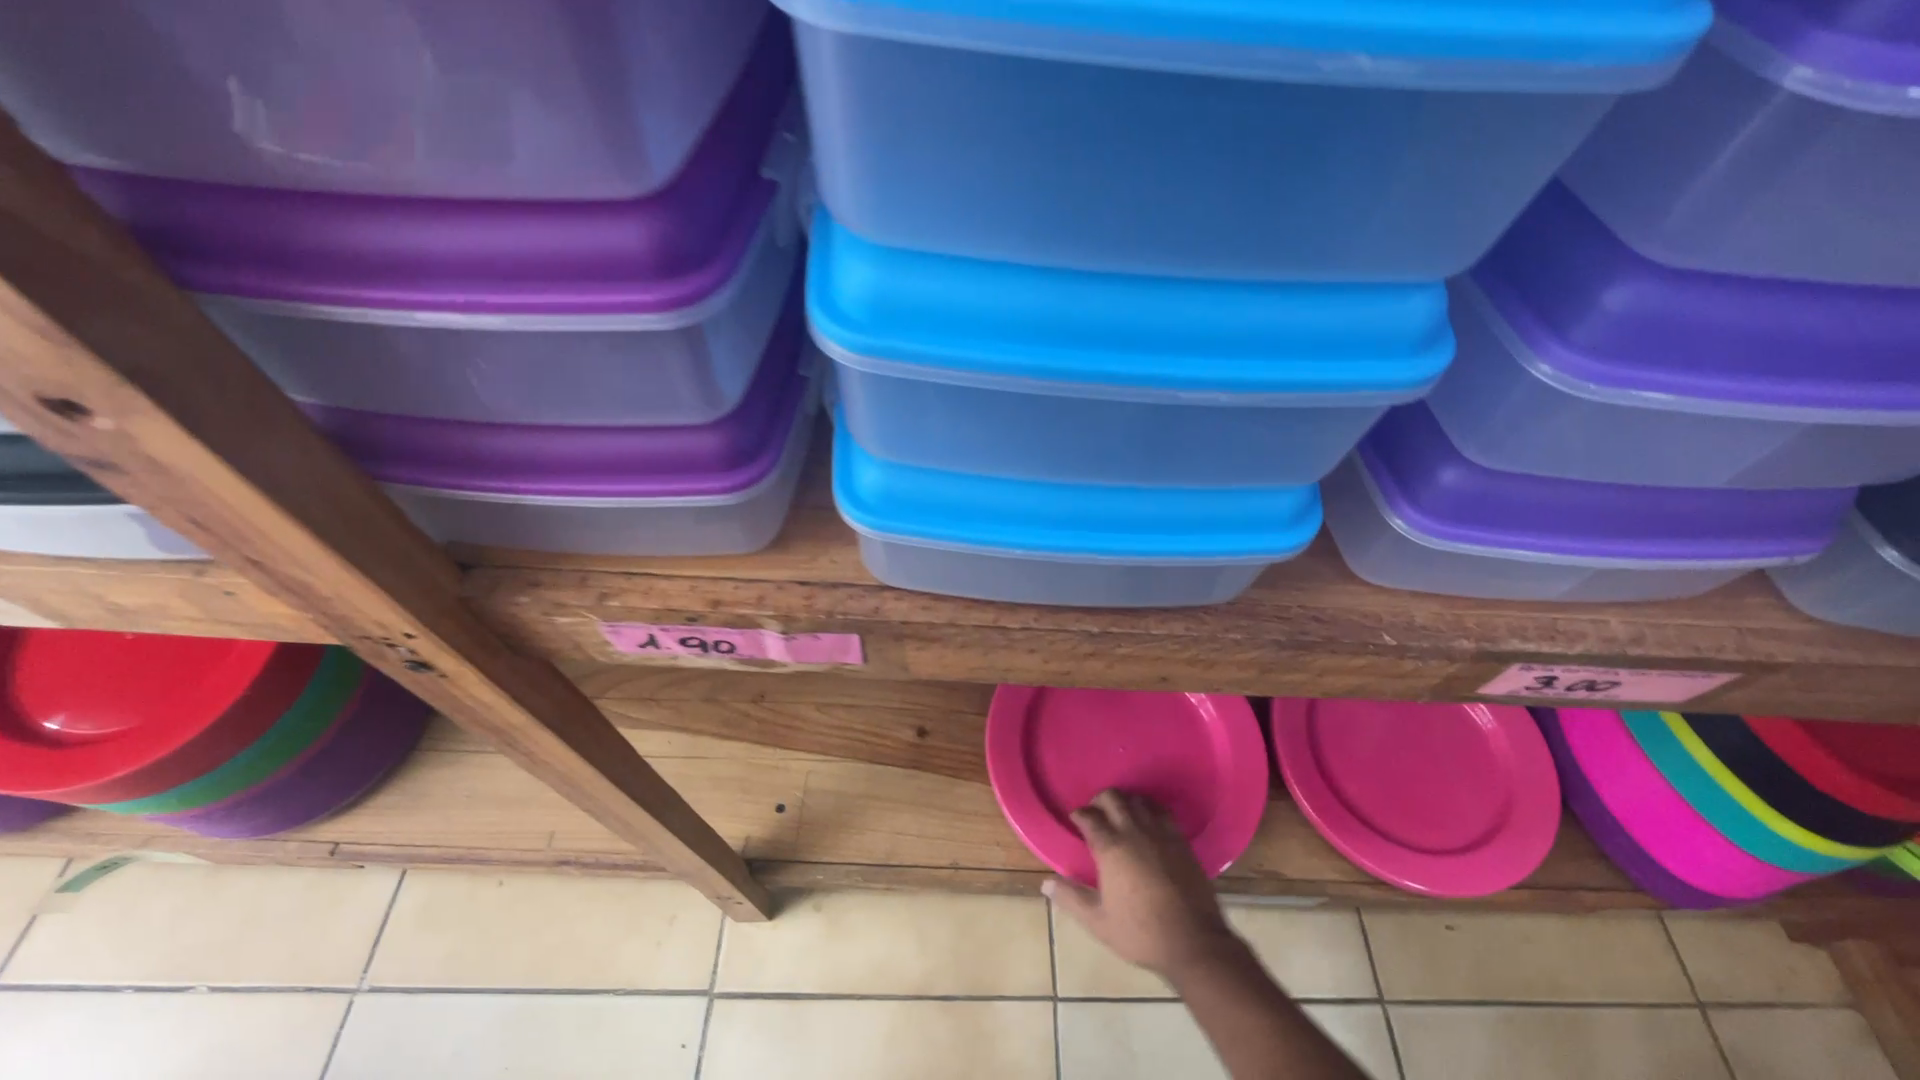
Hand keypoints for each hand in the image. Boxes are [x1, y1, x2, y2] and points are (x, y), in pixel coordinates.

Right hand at [1045, 789, 1241, 980]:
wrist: (1193, 942)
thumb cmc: (1141, 933)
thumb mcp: (1098, 921)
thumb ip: (1071, 898)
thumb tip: (1046, 884)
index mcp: (1111, 849)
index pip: (1090, 817)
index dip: (1079, 814)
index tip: (1075, 821)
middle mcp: (1135, 833)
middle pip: (1114, 798)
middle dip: (1100, 800)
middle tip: (1095, 814)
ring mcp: (1162, 834)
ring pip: (1139, 800)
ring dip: (1126, 802)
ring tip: (1120, 815)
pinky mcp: (1181, 842)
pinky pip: (1162, 812)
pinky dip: (1150, 810)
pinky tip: (1148, 824)